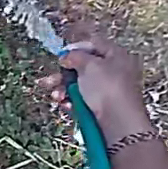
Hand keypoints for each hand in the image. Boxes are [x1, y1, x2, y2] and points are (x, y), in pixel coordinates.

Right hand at [37, 35, 152, 141]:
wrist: (118, 123)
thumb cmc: (107, 88)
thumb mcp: (90, 65)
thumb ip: (75, 57)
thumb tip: (66, 57)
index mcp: (115, 55)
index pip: (94, 45)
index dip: (75, 48)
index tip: (61, 56)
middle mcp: (113, 71)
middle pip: (83, 67)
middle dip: (63, 74)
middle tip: (49, 80)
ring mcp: (106, 91)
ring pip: (79, 85)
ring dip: (63, 89)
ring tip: (55, 96)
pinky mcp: (100, 108)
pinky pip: (81, 100)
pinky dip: (71, 101)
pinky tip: (65, 104)